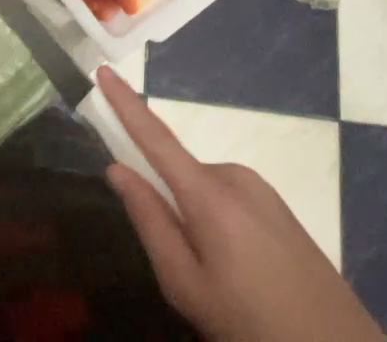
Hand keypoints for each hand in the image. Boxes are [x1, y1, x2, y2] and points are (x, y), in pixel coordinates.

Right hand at [97, 67, 383, 341]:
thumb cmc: (251, 321)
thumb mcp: (185, 284)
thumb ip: (149, 221)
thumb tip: (118, 169)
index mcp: (208, 194)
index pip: (155, 138)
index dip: (126, 104)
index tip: (104, 70)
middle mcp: (236, 179)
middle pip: (180, 176)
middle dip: (170, 208)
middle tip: (187, 268)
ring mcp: (264, 192)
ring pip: (205, 193)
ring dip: (198, 222)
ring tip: (220, 281)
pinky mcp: (282, 210)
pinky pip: (231, 203)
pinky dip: (222, 228)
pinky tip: (244, 276)